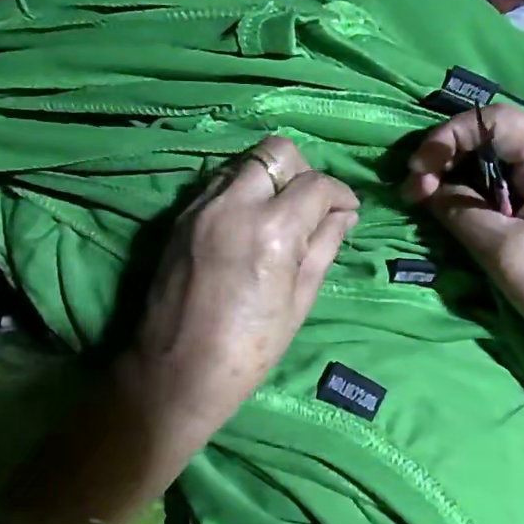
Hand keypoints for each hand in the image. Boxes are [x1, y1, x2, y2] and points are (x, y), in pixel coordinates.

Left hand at [116, 136, 357, 445]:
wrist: (176, 372)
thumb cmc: (250, 348)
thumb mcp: (299, 300)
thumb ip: (323, 246)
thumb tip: (343, 214)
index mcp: (272, 230)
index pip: (316, 184)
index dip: (340, 194)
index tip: (346, 211)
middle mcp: (234, 205)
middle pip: (276, 151)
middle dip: (302, 171)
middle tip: (309, 206)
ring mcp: (200, 208)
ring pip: (244, 163)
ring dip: (269, 179)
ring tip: (278, 215)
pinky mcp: (179, 218)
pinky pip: (218, 185)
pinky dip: (241, 192)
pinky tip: (247, 226)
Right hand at [401, 105, 523, 360]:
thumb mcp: (502, 248)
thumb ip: (458, 209)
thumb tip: (424, 187)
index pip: (499, 122)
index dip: (452, 135)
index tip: (419, 167)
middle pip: (492, 138)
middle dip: (447, 157)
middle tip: (413, 189)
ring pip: (490, 163)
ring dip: (452, 177)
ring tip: (421, 200)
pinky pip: (497, 188)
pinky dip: (467, 194)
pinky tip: (445, 208)